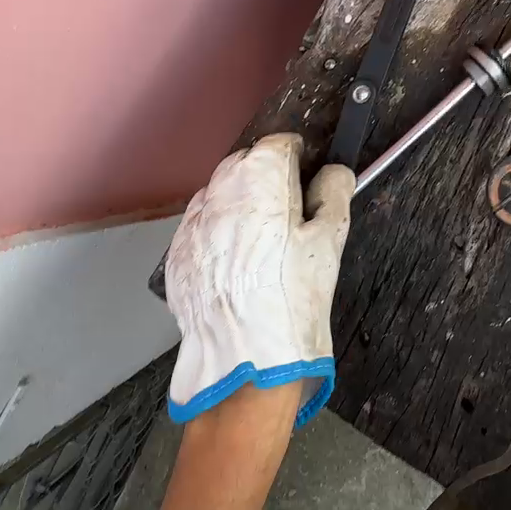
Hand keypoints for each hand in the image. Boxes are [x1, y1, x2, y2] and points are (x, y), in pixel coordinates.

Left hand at [164, 133, 354, 428]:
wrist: (244, 365)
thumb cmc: (293, 297)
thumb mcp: (329, 242)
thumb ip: (334, 193)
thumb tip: (332, 172)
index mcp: (258, 178)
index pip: (278, 144)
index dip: (297, 159)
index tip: (307, 181)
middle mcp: (218, 191)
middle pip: (244, 165)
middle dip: (266, 178)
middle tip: (289, 215)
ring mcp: (192, 224)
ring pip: (219, 196)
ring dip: (239, 204)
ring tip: (261, 245)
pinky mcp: (176, 256)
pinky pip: (201, 229)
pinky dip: (218, 235)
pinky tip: (237, 267)